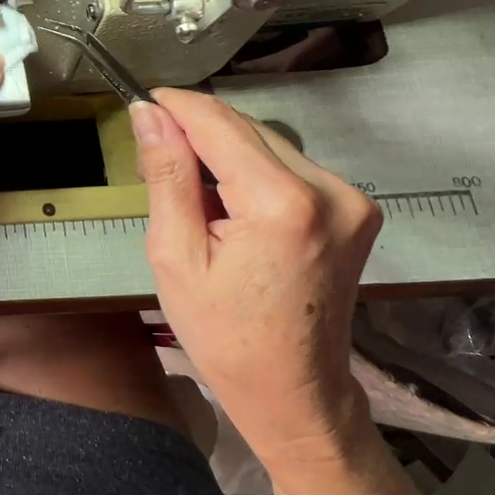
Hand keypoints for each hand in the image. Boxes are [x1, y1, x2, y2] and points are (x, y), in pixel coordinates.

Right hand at [132, 89, 381, 471]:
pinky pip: (287, 164)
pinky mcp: (355, 207)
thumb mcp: (174, 254)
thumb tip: (150, 113)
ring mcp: (351, 198)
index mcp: (282, 203)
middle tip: (154, 163)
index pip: (218, 122)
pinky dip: (249, 171)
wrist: (294, 389)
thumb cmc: (223, 332)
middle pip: (244, 127)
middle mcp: (329, 189)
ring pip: (265, 141)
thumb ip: (166, 175)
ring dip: (221, 152)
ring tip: (192, 197)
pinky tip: (229, 206)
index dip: (174, 106)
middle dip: (194, 134)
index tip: (140, 104)